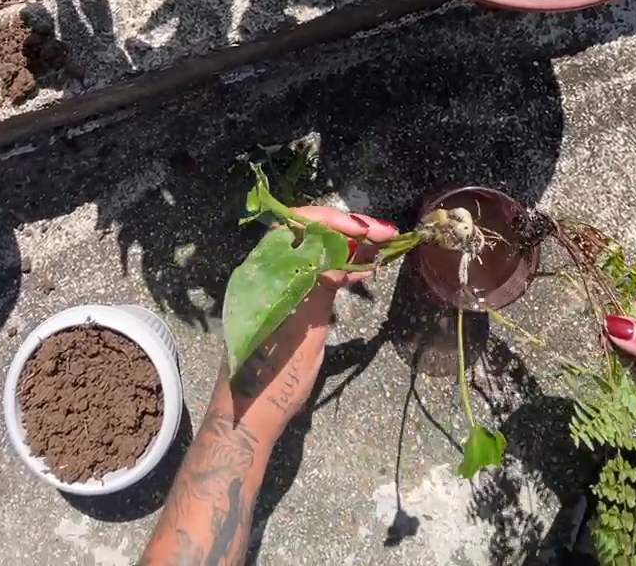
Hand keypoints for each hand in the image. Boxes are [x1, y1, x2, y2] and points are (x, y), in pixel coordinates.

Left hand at [226, 206, 397, 440]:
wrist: (250, 414)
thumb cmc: (274, 373)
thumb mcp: (306, 327)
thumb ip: (322, 285)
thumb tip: (348, 252)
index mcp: (264, 269)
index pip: (299, 224)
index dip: (334, 221)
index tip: (366, 229)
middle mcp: (267, 269)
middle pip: (309, 233)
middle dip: (347, 230)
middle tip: (384, 234)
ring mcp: (276, 285)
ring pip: (314, 251)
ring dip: (347, 246)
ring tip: (380, 247)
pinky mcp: (287, 301)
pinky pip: (314, 272)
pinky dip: (338, 267)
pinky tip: (363, 269)